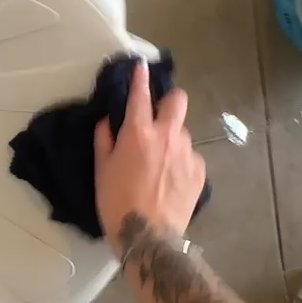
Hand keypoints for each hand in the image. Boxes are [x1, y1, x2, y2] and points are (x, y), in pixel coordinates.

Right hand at [93, 61, 206, 255]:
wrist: (149, 236)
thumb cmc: (116, 202)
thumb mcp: (101, 170)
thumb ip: (105, 140)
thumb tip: (108, 122)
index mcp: (138, 133)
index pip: (141, 95)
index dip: (140, 78)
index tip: (141, 66)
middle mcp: (167, 136)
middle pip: (178, 101)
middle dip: (169, 100)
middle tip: (159, 113)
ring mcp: (187, 153)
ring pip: (182, 133)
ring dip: (171, 139)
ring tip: (159, 163)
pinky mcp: (200, 172)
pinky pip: (190, 157)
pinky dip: (180, 162)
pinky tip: (170, 180)